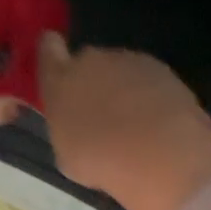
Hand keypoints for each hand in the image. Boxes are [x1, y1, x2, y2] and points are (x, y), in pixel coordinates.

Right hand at [38, 35, 210, 209]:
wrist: (159, 150)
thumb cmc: (98, 158)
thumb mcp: (66, 153)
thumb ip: (66, 127)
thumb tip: (75, 123)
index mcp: (60, 81)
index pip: (48, 51)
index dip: (50, 53)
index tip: (55, 65)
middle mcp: (92, 61)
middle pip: (86, 62)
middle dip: (88, 80)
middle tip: (93, 113)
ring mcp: (130, 61)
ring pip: (117, 70)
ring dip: (118, 89)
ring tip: (125, 124)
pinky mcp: (162, 69)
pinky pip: (144, 80)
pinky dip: (144, 95)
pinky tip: (148, 123)